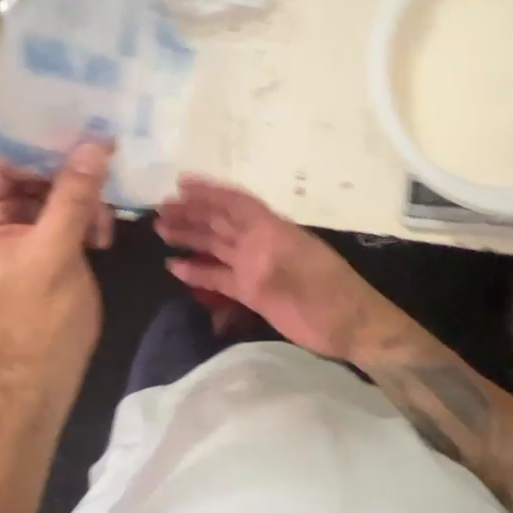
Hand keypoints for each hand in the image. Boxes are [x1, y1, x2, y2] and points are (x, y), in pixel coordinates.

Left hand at [0, 144, 114, 389]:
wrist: (52, 370)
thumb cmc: (41, 316)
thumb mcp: (55, 253)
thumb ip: (73, 198)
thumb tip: (94, 144)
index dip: (30, 132)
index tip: (72, 114)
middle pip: (31, 165)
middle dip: (68, 167)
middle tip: (106, 156)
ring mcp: (24, 226)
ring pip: (56, 184)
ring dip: (85, 196)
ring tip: (103, 223)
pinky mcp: (50, 238)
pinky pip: (70, 207)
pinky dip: (90, 215)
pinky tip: (103, 238)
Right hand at [154, 176, 388, 358]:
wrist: (352, 327)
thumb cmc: (329, 297)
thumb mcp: (302, 275)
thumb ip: (271, 265)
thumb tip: (245, 258)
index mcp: (273, 231)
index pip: (236, 203)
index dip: (209, 191)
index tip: (180, 184)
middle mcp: (260, 243)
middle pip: (221, 221)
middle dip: (192, 212)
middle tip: (159, 209)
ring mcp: (256, 268)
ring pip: (217, 246)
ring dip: (191, 237)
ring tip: (161, 230)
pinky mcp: (253, 291)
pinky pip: (220, 277)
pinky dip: (198, 272)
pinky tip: (175, 267)